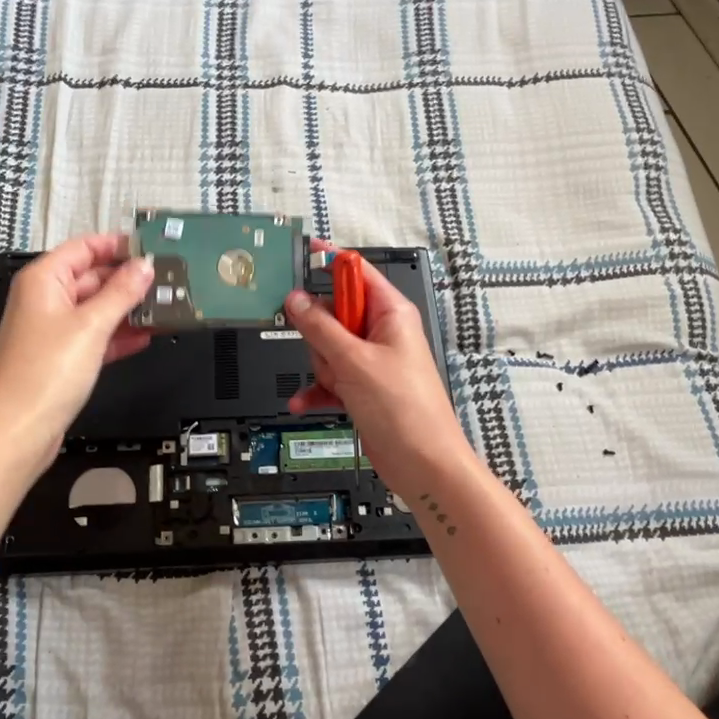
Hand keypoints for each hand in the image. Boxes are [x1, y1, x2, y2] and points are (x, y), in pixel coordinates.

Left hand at [0, 233, 153, 473]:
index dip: (117, 245)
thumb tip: (143, 266)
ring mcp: (53, 331)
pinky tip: (146, 336)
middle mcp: (45, 301)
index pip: (84, 247)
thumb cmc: (41, 376)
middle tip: (166, 281)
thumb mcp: (91, 326)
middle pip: (93, 277)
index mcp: (43, 280)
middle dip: (128, 279)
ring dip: (128, 308)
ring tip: (164, 306)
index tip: (151, 247)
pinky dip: (119, 335)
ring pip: (97, 308)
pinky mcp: (62, 358)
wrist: (18, 433)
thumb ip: (121, 293)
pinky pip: (96, 336)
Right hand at [282, 248, 474, 496]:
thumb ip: (320, 327)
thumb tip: (296, 300)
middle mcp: (382, 334)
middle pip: (333, 313)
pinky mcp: (362, 388)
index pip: (356, 272)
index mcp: (391, 313)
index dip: (329, 262)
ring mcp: (371, 362)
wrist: (422, 465)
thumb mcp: (354, 361)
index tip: (301, 254)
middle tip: (331, 354)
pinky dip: (318, 389)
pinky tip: (305, 402)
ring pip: (327, 348)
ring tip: (339, 386)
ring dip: (322, 368)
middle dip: (321, 336)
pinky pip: (328, 378)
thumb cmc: (408, 412)